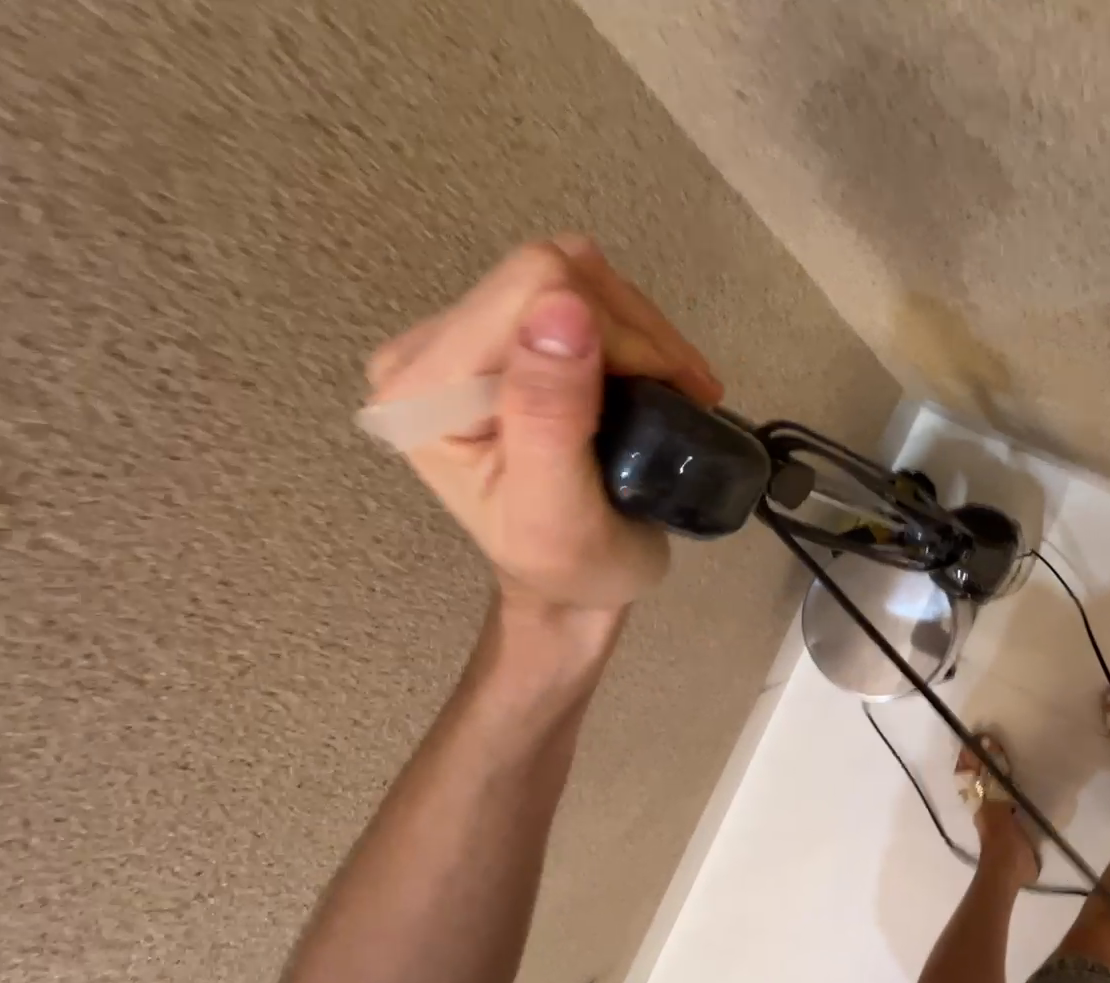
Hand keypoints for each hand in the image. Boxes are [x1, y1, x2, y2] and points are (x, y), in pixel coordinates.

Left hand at [363, 237, 723, 611]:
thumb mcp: (560, 514)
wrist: (572, 583)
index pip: (530, 292)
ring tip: (682, 391)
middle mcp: (431, 349)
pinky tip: (664, 377)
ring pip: (579, 273)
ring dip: (646, 332)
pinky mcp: (509, 340)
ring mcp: (470, 339)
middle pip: (555, 272)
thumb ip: (550, 417)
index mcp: (424, 388)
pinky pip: (586, 292)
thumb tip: (562, 306)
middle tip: (685, 396)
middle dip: (637, 333)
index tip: (667, 394)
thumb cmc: (571, 567)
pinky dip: (639, 332)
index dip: (615, 334)